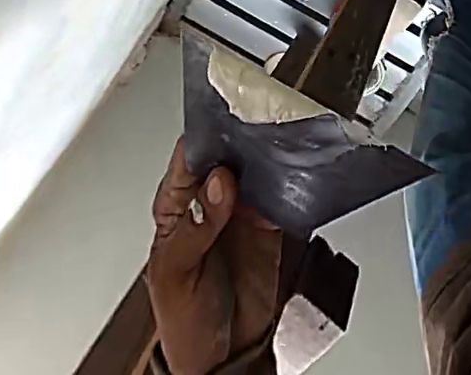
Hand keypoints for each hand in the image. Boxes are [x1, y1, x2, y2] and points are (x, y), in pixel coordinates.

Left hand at [145, 139, 282, 374]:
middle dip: (242, 134)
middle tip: (260, 123)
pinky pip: (281, 191)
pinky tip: (294, 170)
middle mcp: (211, 194)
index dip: (208, 132)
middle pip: (227, 150)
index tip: (227, 120)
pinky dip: (289, 179)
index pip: (190, 152)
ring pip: (255, 164)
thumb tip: (218, 181)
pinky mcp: (269, 222)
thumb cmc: (183, 317)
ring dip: (267, 152)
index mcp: (179, 199)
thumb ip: (195, 226)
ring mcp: (241, 206)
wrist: (224, 359)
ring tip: (280, 140)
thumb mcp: (176, 273)